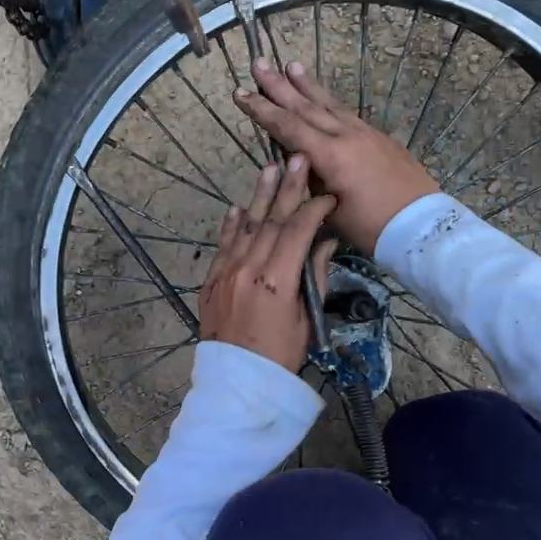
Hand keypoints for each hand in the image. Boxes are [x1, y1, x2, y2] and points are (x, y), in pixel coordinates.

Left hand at [199, 156, 336, 371]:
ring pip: (245, 227)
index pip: (297, 230)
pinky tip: (239, 207)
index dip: (314, 208)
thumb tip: (323, 243)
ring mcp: (226, 274)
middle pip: (271, 220)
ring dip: (259, 197)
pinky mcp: (212, 282)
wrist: (238, 381)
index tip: (328, 195)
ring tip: (269, 168)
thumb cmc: (281, 355)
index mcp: (276, 280)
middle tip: (297, 158)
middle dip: (286, 187)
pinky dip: (231, 225)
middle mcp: (248, 269)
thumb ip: (314, 277)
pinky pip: (223, 246)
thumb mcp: (307, 319)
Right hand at [233, 58, 439, 253]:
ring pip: (329, 103)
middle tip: (258, 64)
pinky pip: (345, 112)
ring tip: (290, 65)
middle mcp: (347, 136)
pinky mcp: (378, 138)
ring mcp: (365, 133)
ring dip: (306, 84)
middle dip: (278, 86)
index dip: (261, 110)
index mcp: (331, 156)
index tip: (240, 94)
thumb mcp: (329, 211)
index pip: (288, 127)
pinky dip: (328, 100)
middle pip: (306, 106)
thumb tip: (297, 161)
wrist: (421, 225)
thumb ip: (310, 182)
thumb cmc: (371, 227)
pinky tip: (322, 96)